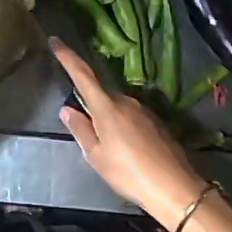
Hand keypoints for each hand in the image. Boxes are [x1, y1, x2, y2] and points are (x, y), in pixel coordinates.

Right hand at [51, 37, 209, 231]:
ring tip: (111, 151)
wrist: (176, 189)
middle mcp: (126, 101)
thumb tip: (67, 110)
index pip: (82, 75)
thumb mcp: (96, 156)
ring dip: (109, 121)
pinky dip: (124, 128)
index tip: (56, 41)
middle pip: (100, 95)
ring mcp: (144, 111)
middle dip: (91, 108)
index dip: (67, 57)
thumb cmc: (129, 173)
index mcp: (106, 107)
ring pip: (117, 108)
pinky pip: (132, 118)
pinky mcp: (157, 122)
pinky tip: (128, 151)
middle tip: (88, 134)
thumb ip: (80, 129)